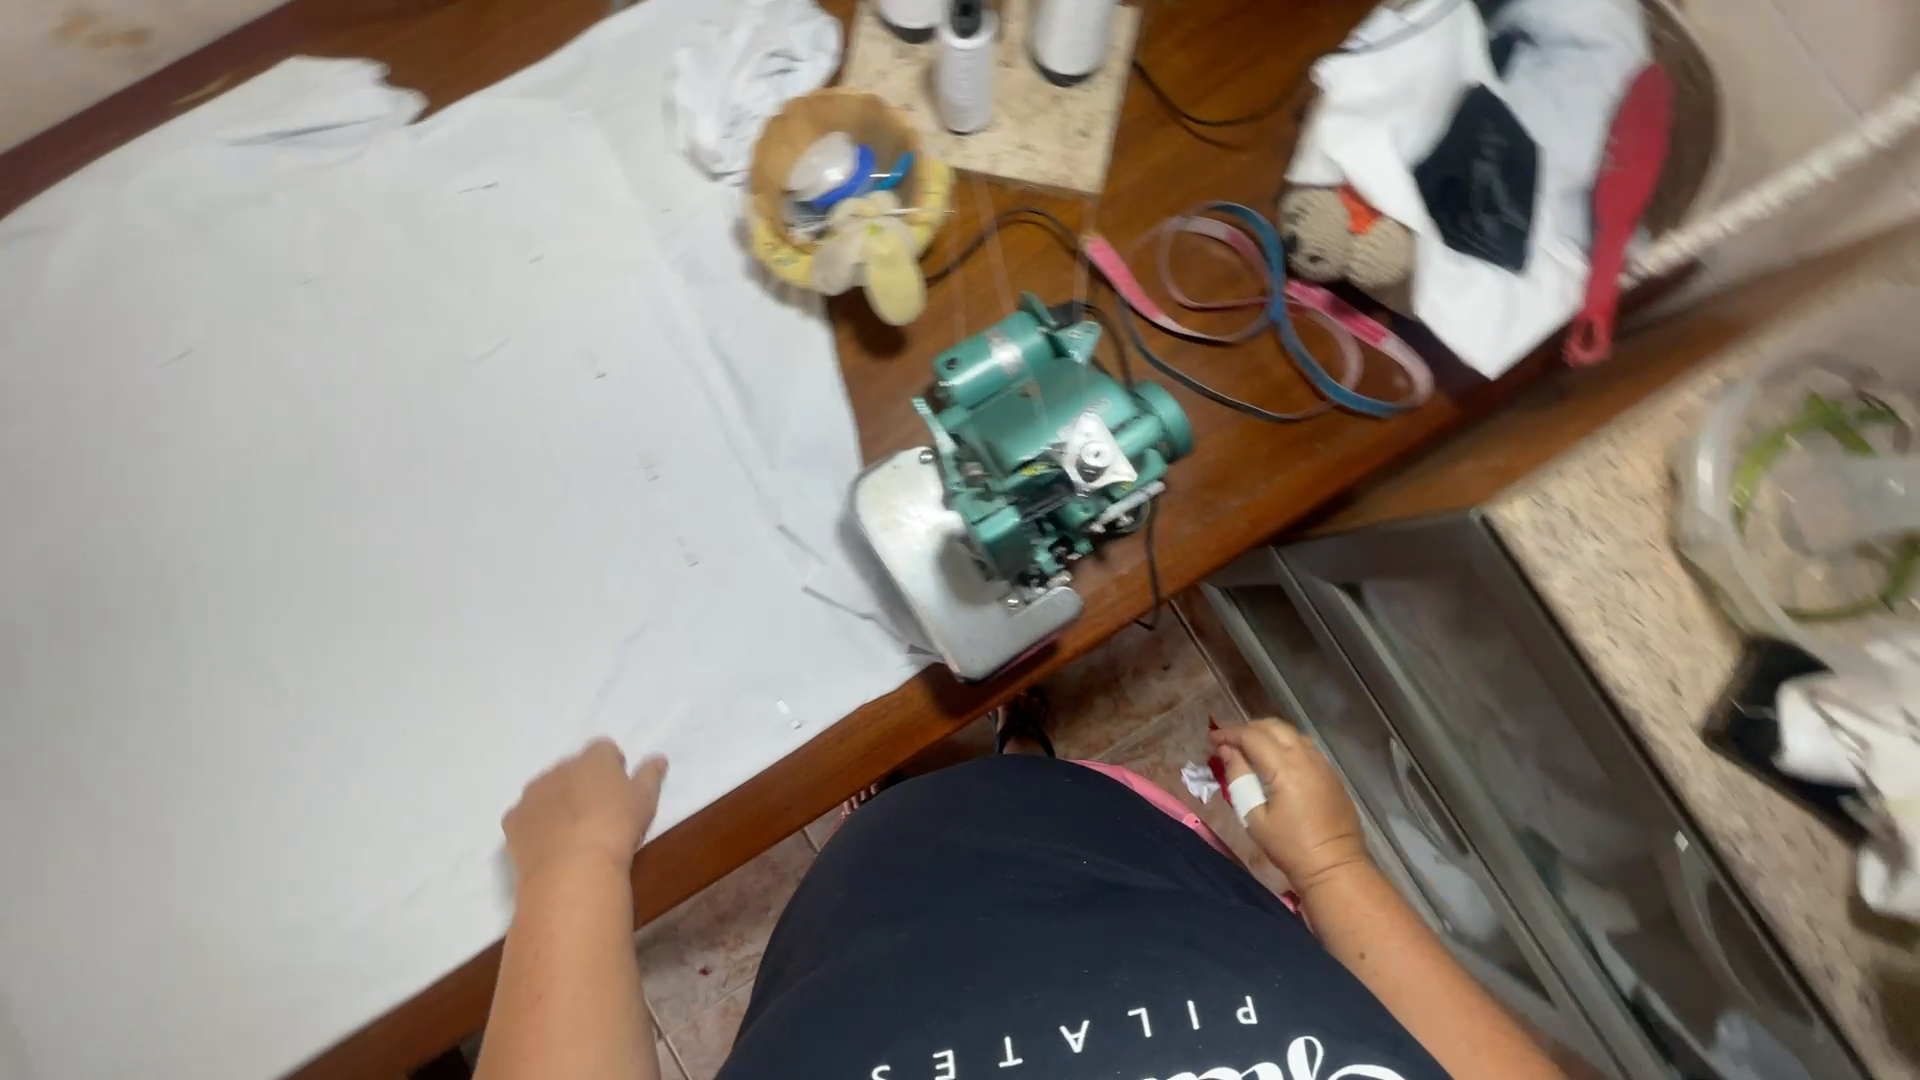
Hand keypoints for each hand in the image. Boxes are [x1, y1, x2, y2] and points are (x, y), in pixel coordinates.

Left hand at [502, 738, 667, 885]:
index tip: (620, 787)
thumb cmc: (617, 827)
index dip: (613, 764)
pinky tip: (550, 844)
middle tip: (599, 810)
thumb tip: (658, 758)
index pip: (604, 748)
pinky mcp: (512, 821)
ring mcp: (532, 794)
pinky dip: (536, 823)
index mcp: (594, 758)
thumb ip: (651, 774)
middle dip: (583, 781)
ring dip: (558, 800)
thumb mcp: (646, 800)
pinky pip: (526, 814)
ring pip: (547, 789)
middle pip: (573, 767)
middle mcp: (559, 768)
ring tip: (573, 830)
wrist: (572, 870)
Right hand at [1210, 719, 1368, 893]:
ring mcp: (1322, 764)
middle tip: (1228, 741)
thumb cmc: (1289, 847)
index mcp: (1285, 768)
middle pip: (1273, 727)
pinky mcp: (1331, 774)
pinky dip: (1284, 742)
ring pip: (1291, 733)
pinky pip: (1304, 745)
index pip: (1252, 736)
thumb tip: (1227, 751)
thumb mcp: (1254, 817)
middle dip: (1247, 728)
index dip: (1229, 733)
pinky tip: (1275, 757)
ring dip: (1267, 733)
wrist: (1336, 867)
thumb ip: (1238, 778)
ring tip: (1249, 747)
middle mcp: (1305, 758)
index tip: (1211, 739)